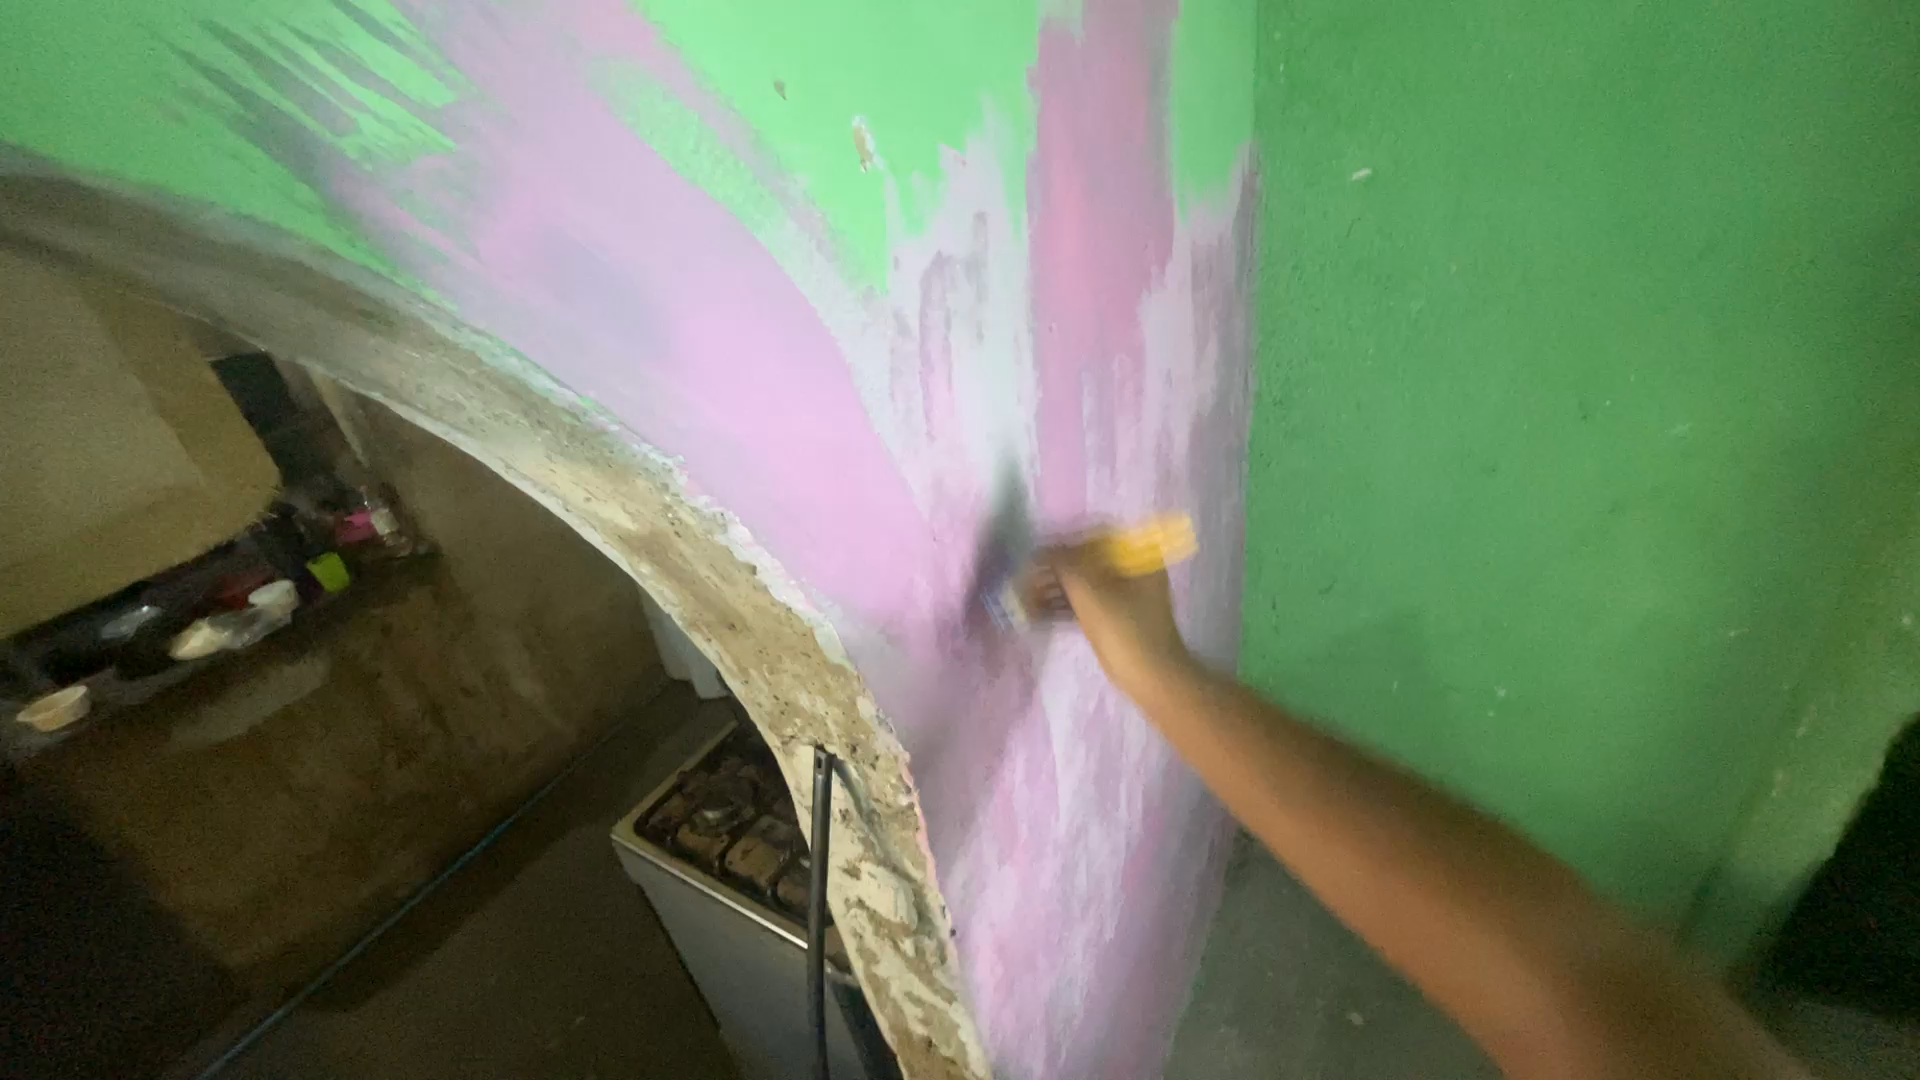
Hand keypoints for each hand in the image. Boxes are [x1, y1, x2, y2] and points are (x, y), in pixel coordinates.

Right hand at [1036, 540, 1195, 695]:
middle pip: (1085, 561)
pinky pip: (1082, 603)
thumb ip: (1064, 565)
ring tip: (1023, 596)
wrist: (1150, 678)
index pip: (1096, 537)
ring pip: (1081, 584)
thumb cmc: (1125, 630)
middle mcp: (1131, 571)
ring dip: (1053, 588)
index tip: (1037, 553)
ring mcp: (1121, 596)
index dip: (1064, 542)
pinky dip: (1060, 606)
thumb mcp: (1091, 592)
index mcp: (1138, 558)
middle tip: (1025, 577)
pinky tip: (1034, 612)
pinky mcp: (1110, 617)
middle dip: (1054, 569)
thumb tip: (1041, 549)